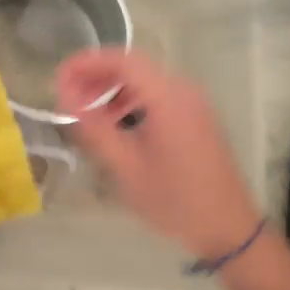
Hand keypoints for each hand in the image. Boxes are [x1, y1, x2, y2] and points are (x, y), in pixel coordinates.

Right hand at [56, 48, 260, 261]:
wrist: (230, 229)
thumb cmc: (176, 201)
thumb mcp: (127, 168)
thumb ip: (95, 128)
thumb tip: (66, 97)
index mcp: (168, 97)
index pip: (123, 60)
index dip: (87, 62)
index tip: (59, 76)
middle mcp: (183, 90)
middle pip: (134, 66)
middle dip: (97, 75)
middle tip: (66, 95)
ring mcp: (194, 102)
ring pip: (146, 80)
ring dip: (113, 89)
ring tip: (85, 111)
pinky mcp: (197, 117)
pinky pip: (159, 95)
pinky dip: (132, 100)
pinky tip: (115, 123)